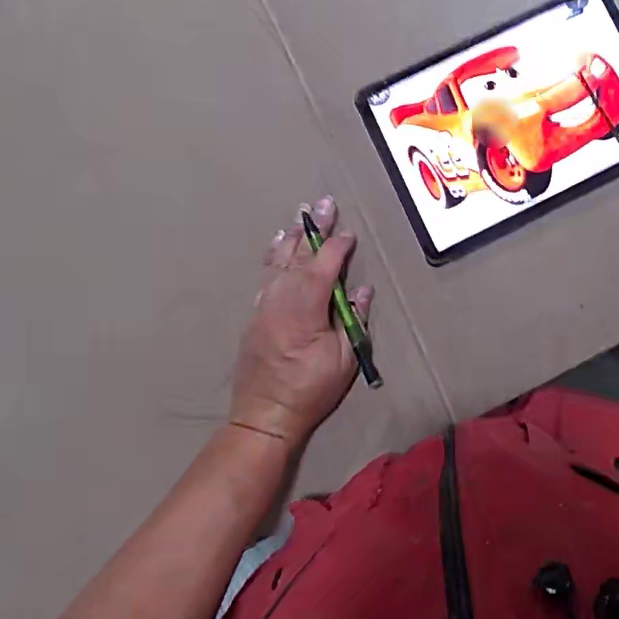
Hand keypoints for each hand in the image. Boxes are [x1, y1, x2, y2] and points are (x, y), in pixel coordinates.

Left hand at [229, 196, 372, 447]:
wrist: (262, 415)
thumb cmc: (309, 389)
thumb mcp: (344, 359)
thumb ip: (353, 319)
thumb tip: (362, 290)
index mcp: (306, 305)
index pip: (324, 264)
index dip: (338, 246)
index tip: (350, 233)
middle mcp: (282, 296)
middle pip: (300, 254)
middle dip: (314, 228)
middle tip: (324, 202)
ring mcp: (265, 303)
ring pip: (279, 260)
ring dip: (292, 236)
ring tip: (300, 215)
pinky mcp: (255, 313)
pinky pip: (266, 274)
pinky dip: (274, 255)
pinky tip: (277, 245)